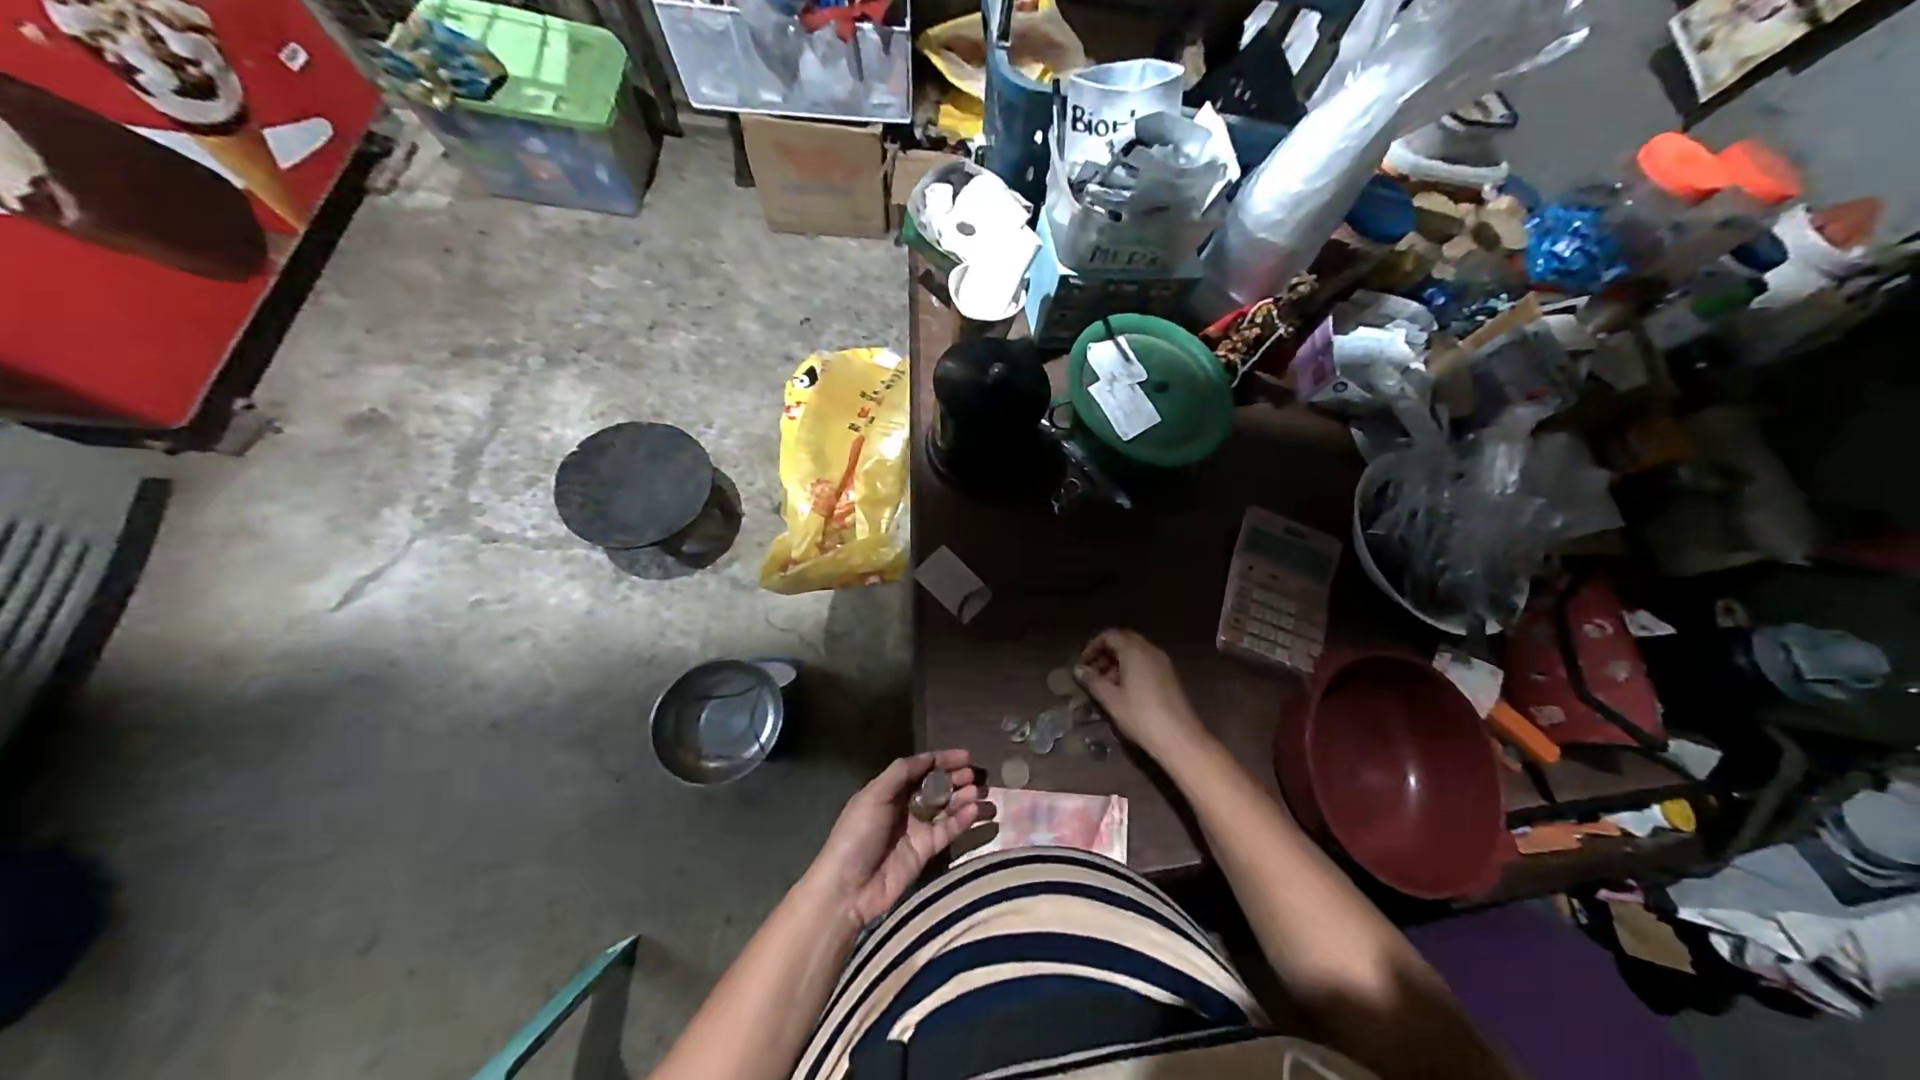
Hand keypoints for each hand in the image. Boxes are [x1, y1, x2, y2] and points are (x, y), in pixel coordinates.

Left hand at [809, 751, 989, 926]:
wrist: (849, 887)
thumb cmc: (857, 834)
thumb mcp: (874, 796)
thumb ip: (901, 773)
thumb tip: (929, 757)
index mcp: (890, 790)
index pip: (921, 768)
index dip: (943, 760)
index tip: (966, 756)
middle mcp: (905, 806)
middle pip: (936, 786)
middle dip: (956, 778)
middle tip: (975, 775)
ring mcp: (917, 828)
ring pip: (946, 807)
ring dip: (963, 797)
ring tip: (980, 791)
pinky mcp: (927, 850)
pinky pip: (948, 830)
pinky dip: (963, 819)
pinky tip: (975, 810)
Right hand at [1076, 629, 1208, 758]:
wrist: (1179, 738)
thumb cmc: (1140, 715)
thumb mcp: (1110, 699)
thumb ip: (1092, 681)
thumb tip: (1078, 670)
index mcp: (1135, 651)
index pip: (1110, 635)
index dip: (1093, 646)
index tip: (1083, 664)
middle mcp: (1150, 650)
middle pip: (1124, 641)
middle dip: (1106, 654)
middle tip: (1093, 673)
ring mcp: (1163, 663)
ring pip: (1136, 653)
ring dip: (1118, 663)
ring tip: (1106, 685)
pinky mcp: (1170, 676)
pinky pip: (1146, 663)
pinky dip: (1131, 669)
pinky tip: (1124, 692)